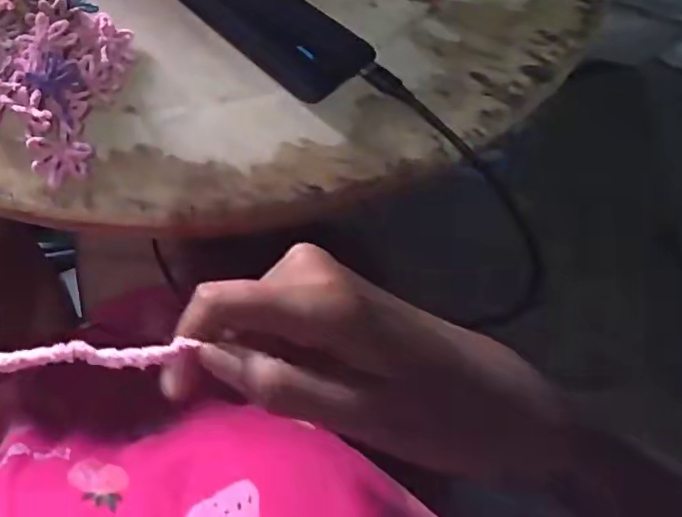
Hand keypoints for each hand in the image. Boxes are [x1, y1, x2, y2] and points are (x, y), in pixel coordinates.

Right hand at [162, 243, 573, 491]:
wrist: (505, 395)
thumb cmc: (441, 415)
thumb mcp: (359, 417)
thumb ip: (276, 384)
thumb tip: (203, 357)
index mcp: (316, 295)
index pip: (220, 298)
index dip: (186, 340)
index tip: (175, 392)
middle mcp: (305, 264)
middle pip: (230, 305)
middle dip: (215, 354)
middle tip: (220, 410)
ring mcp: (313, 266)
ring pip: (246, 309)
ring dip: (242, 352)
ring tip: (269, 401)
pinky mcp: (319, 278)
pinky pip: (267, 308)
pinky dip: (263, 344)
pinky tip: (290, 378)